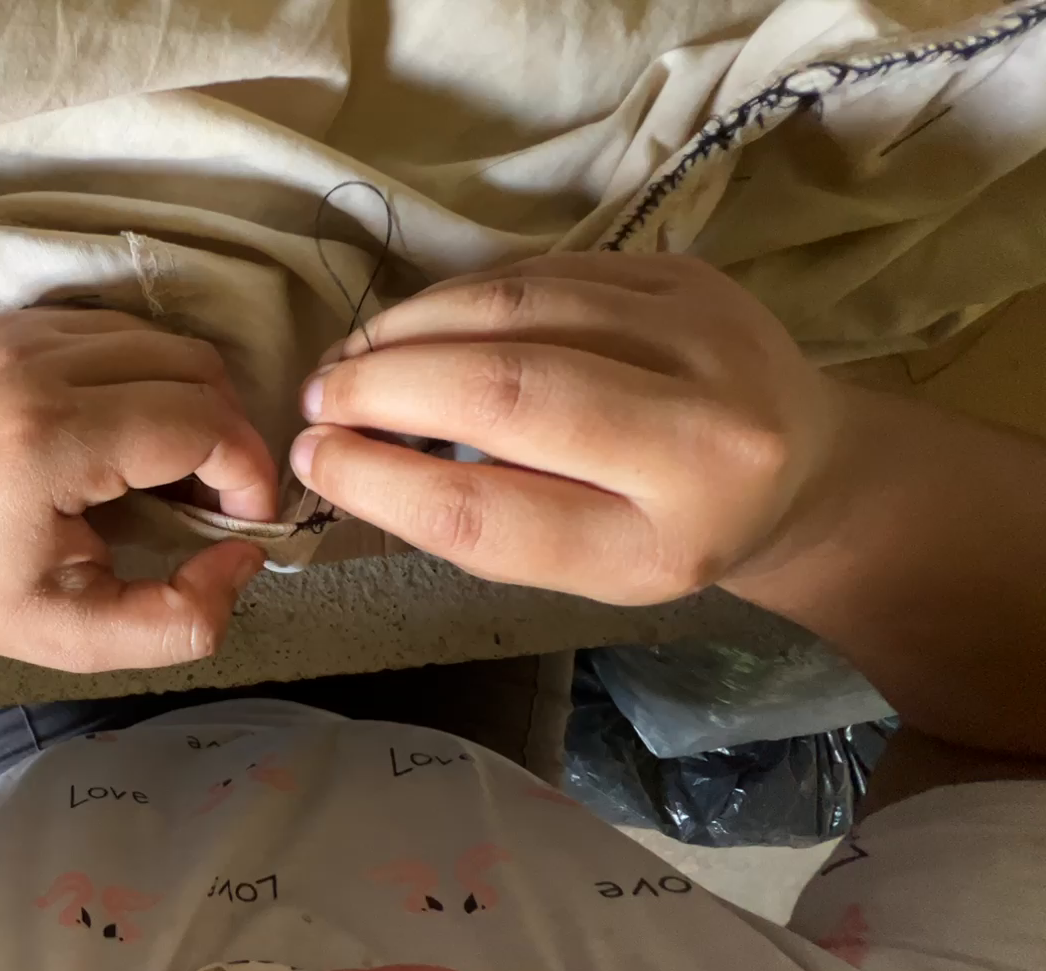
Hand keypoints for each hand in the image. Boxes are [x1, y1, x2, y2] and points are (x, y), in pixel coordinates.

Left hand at [0, 307, 278, 670]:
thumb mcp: (88, 642)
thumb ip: (186, 620)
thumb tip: (247, 551)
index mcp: (48, 441)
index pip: (199, 423)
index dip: (247, 473)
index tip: (242, 522)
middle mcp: (30, 366)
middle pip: (193, 369)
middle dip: (228, 437)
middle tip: (213, 499)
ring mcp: (14, 334)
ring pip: (163, 341)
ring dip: (191, 404)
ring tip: (174, 469)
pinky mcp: (6, 327)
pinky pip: (118, 331)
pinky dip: (146, 378)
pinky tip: (129, 432)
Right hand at [287, 253, 846, 604]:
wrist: (795, 469)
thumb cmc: (650, 535)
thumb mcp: (563, 566)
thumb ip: (461, 517)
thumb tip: (337, 450)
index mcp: (658, 541)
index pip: (483, 512)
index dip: (374, 480)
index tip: (308, 457)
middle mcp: (704, 434)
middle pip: (503, 391)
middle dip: (378, 388)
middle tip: (314, 399)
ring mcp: (701, 332)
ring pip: (509, 311)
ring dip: (399, 332)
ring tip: (344, 362)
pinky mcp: (676, 271)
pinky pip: (527, 275)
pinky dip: (443, 302)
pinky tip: (405, 331)